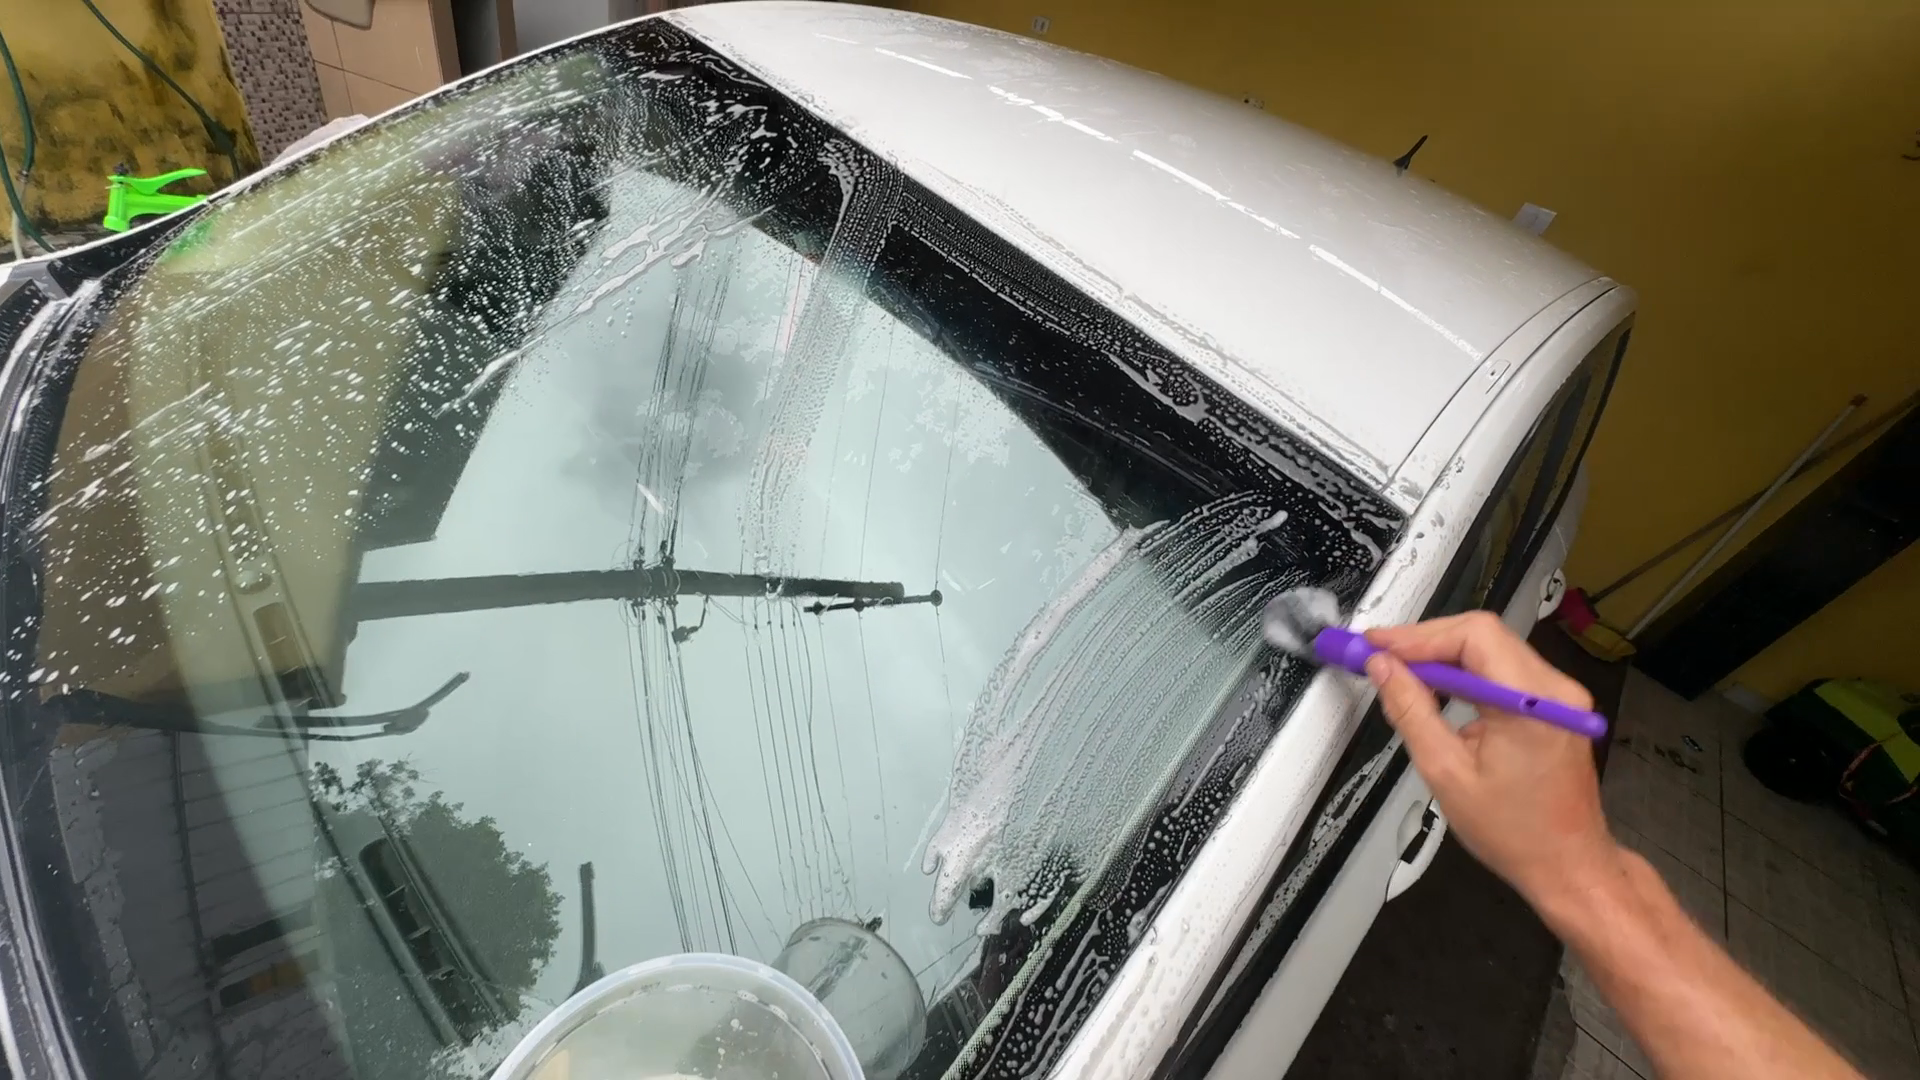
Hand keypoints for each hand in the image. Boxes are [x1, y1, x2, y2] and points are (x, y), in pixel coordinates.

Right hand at [1364, 612, 1619, 908]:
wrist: (1569, 867)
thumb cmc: (1509, 830)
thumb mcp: (1444, 770)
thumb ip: (1409, 709)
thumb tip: (1380, 665)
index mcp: (1532, 704)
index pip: (1473, 636)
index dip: (1417, 635)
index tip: (1374, 646)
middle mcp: (1554, 689)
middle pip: (1480, 634)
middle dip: (1422, 640)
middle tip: (1376, 655)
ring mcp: (1557, 695)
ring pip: (1487, 646)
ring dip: (1436, 652)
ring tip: (1393, 668)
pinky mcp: (1550, 704)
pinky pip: (1496, 667)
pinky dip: (1457, 668)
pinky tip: (1428, 682)